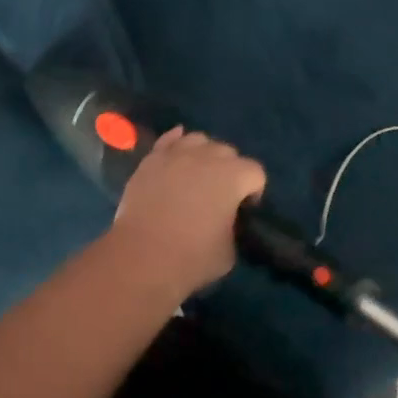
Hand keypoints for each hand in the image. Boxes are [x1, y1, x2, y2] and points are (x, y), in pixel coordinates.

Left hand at [109, 127, 267, 295]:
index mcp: (232, 176)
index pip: (255, 172)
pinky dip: (176, 144)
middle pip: (228, 152)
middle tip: (220, 197)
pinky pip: (169, 140)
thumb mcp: (228, 251)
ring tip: (196, 177)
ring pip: (199, 140)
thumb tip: (224, 219)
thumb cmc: (191, 257)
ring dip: (204, 155)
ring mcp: (176, 153)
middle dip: (230, 171)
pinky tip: (178, 154)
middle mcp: (206, 156)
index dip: (253, 191)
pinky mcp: (152, 159)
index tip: (243, 211)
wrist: (143, 255)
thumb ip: (233, 226)